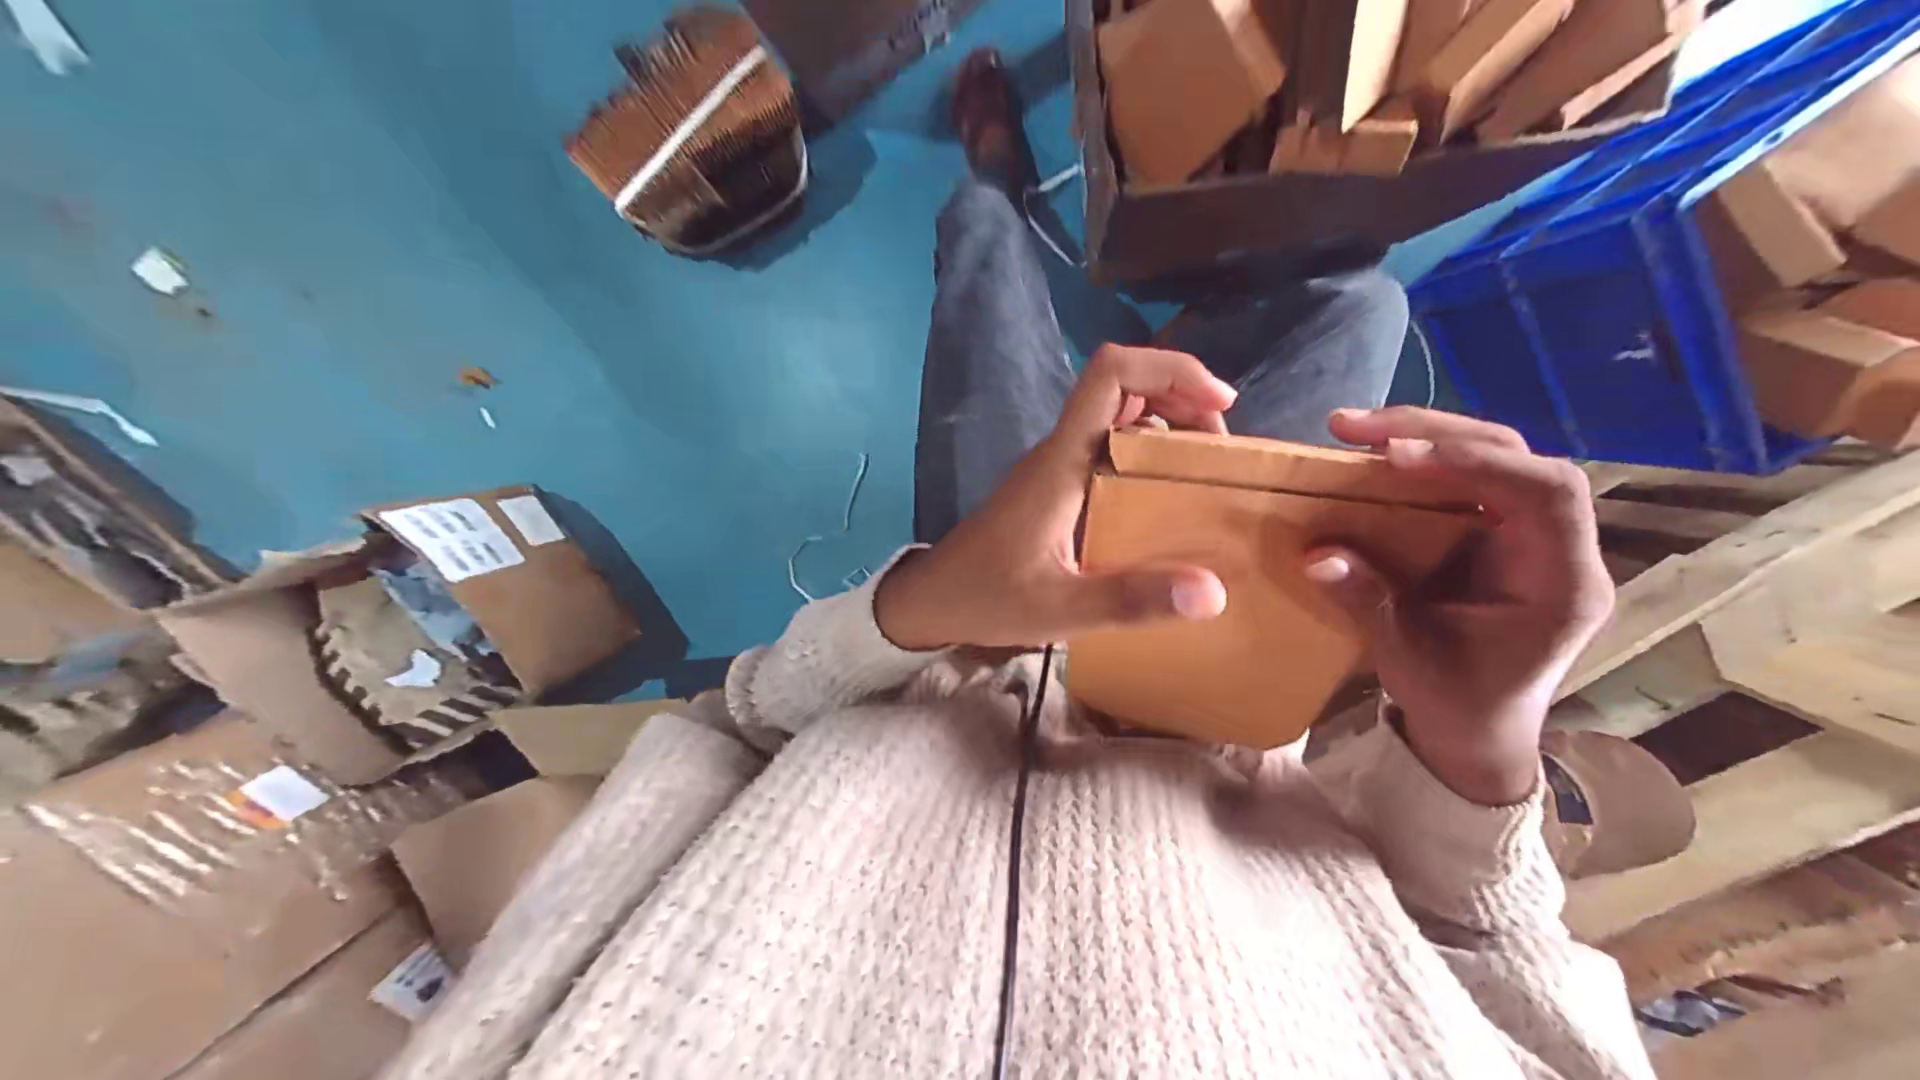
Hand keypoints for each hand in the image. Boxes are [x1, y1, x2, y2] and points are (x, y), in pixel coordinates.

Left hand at [874, 345, 1235, 649]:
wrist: (934, 601)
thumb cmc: (987, 597)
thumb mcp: (1060, 608)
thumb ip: (1129, 601)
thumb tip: (1213, 592)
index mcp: (1060, 461)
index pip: (1109, 375)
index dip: (1169, 369)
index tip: (1219, 404)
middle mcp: (1059, 452)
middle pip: (1122, 387)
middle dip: (1182, 398)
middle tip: (1221, 449)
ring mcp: (1055, 468)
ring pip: (1116, 417)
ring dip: (1167, 424)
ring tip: (1206, 469)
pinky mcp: (1055, 488)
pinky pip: (1108, 449)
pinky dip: (1146, 453)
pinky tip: (1166, 496)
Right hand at [1304, 408, 1613, 805]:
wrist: (1475, 728)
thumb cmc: (1456, 702)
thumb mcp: (1406, 661)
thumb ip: (1368, 603)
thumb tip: (1314, 553)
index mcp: (1560, 581)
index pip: (1546, 492)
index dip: (1475, 462)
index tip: (1394, 456)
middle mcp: (1554, 545)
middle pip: (1515, 456)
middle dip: (1435, 430)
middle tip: (1351, 426)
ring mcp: (1525, 536)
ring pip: (1491, 456)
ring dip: (1422, 433)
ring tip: (1351, 429)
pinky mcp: (1492, 533)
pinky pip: (1464, 477)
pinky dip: (1417, 459)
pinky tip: (1373, 455)